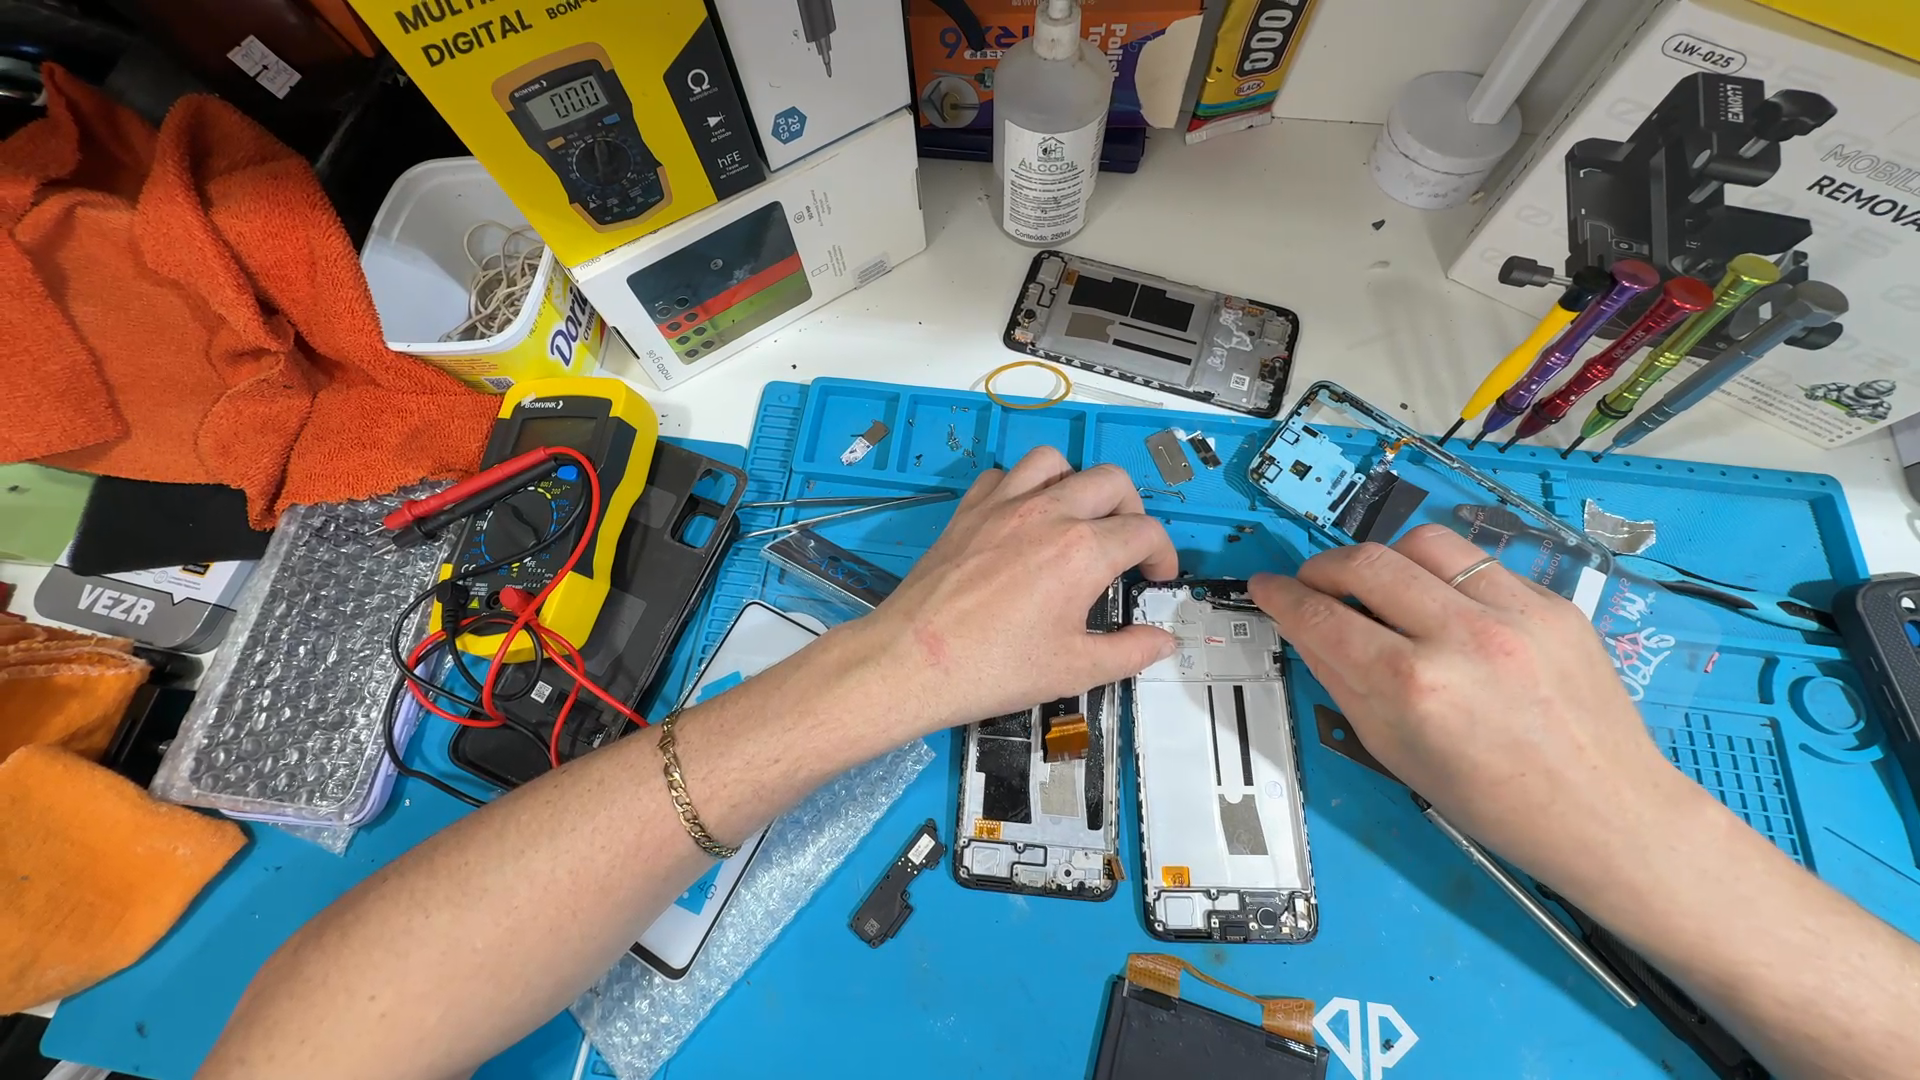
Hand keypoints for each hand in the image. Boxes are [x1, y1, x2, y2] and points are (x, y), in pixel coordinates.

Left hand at [860, 447, 1178, 733]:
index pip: (1145, 531)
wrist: (914, 660)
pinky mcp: (969, 511)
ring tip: (1077, 517)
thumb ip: (1129, 652)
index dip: (1163, 553)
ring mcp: (1004, 506)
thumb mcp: (1074, 669)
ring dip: (1077, 482)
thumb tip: (1162, 642)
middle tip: (1125, 545)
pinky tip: (1023, 516)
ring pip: (1055, 462)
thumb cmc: (994, 668)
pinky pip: (1003, 474)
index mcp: (1082, 551)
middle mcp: (1048, 514)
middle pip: (1111, 481)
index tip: (1156, 575)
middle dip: (1131, 509)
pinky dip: (1022, 485)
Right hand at [1249, 525, 1688, 886]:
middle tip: (1314, 587)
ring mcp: (1516, 613)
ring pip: (1420, 542)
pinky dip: (1438, 574)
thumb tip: (1303, 626)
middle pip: (1365, 563)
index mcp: (1412, 686)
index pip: (1322, 616)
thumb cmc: (1486, 798)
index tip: (1266, 585)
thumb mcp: (1389, 746)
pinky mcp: (1553, 603)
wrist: (1607, 814)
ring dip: (1382, 559)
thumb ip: (1338, 675)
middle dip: (1322, 568)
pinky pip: (1476, 561)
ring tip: (1379, 589)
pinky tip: (1440, 605)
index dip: (1281, 596)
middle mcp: (1462, 637)